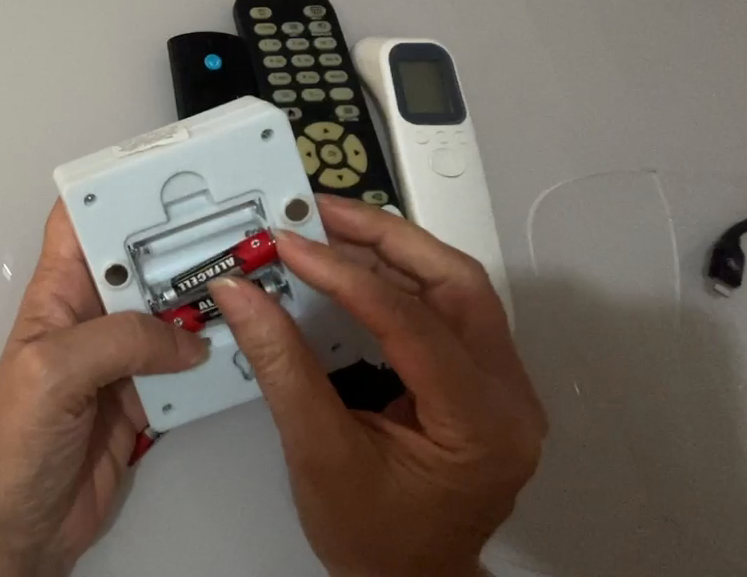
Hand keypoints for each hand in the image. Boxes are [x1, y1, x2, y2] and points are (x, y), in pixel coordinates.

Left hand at [0, 201, 208, 575]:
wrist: (20, 526)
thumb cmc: (9, 446)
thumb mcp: (53, 374)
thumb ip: (116, 342)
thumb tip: (179, 338)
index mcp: (56, 295)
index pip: (81, 223)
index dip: (114, 194)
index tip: (161, 177)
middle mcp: (88, 317)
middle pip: (138, 265)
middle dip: (178, 246)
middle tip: (227, 232)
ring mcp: (117, 357)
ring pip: (167, 314)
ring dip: (202, 304)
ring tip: (245, 285)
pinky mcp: (140, 396)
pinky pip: (183, 366)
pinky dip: (212, 360)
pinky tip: (238, 351)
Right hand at [207, 195, 545, 576]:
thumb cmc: (372, 535)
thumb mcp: (316, 451)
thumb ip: (280, 365)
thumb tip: (239, 292)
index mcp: (480, 424)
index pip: (412, 322)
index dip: (343, 275)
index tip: (287, 245)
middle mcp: (507, 396)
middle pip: (456, 283)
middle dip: (383, 237)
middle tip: (316, 212)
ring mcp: (498, 385)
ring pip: (452, 286)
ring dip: (388, 248)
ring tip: (324, 227)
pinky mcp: (474, 377)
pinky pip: (439, 306)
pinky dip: (390, 275)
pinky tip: (345, 265)